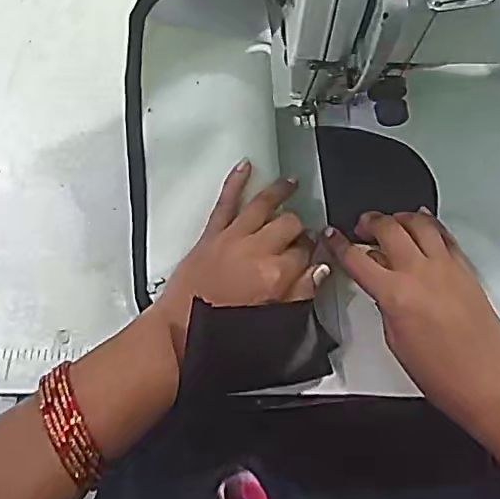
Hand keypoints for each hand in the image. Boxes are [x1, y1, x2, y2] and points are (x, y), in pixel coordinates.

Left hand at [146, 160, 327, 359]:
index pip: (306, 254)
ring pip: (263, 205)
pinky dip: (236, 181)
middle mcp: (255, 250)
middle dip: (300, 227)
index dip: (313, 253)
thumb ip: (299, 294)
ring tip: (291, 183)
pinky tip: (245, 166)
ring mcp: (232, 237)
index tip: (315, 254)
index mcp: (274, 275)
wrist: (180, 330)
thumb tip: (319, 272)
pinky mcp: (212, 233)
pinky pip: (226, 201)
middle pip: (289, 225)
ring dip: (280, 191)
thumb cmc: (221, 332)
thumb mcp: (271, 322)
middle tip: (302, 232)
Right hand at [328, 211, 499, 445]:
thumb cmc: (448, 377)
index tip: (332, 235)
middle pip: (387, 227)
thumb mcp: (395, 341)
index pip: (356, 256)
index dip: (338, 243)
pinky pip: (444, 235)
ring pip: (418, 222)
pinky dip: (429, 225)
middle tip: (360, 227)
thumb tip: (379, 285)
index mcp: (396, 294)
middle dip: (367, 221)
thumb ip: (384, 304)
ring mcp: (447, 268)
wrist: (492, 388)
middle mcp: (421, 274)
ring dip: (398, 217)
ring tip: (390, 221)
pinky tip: (423, 225)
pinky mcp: (466, 270)